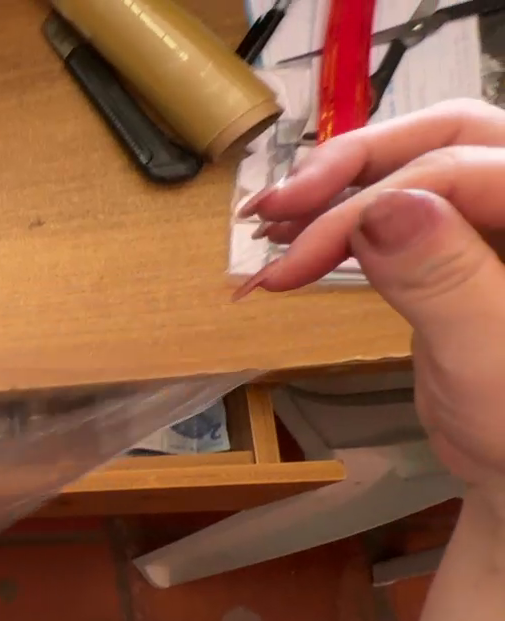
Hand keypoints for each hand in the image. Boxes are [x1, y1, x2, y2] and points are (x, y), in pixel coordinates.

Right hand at [236, 100, 504, 506]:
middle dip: (354, 165)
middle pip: (452, 138)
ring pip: (421, 168)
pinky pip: (404, 215)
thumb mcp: (487, 352)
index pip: (461, 170)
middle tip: (272, 208)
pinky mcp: (467, 256)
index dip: (363, 207)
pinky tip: (296, 243)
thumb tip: (388, 207)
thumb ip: (445, 274)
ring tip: (268, 222)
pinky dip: (343, 221)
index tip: (288, 264)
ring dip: (338, 188)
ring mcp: (504, 228)